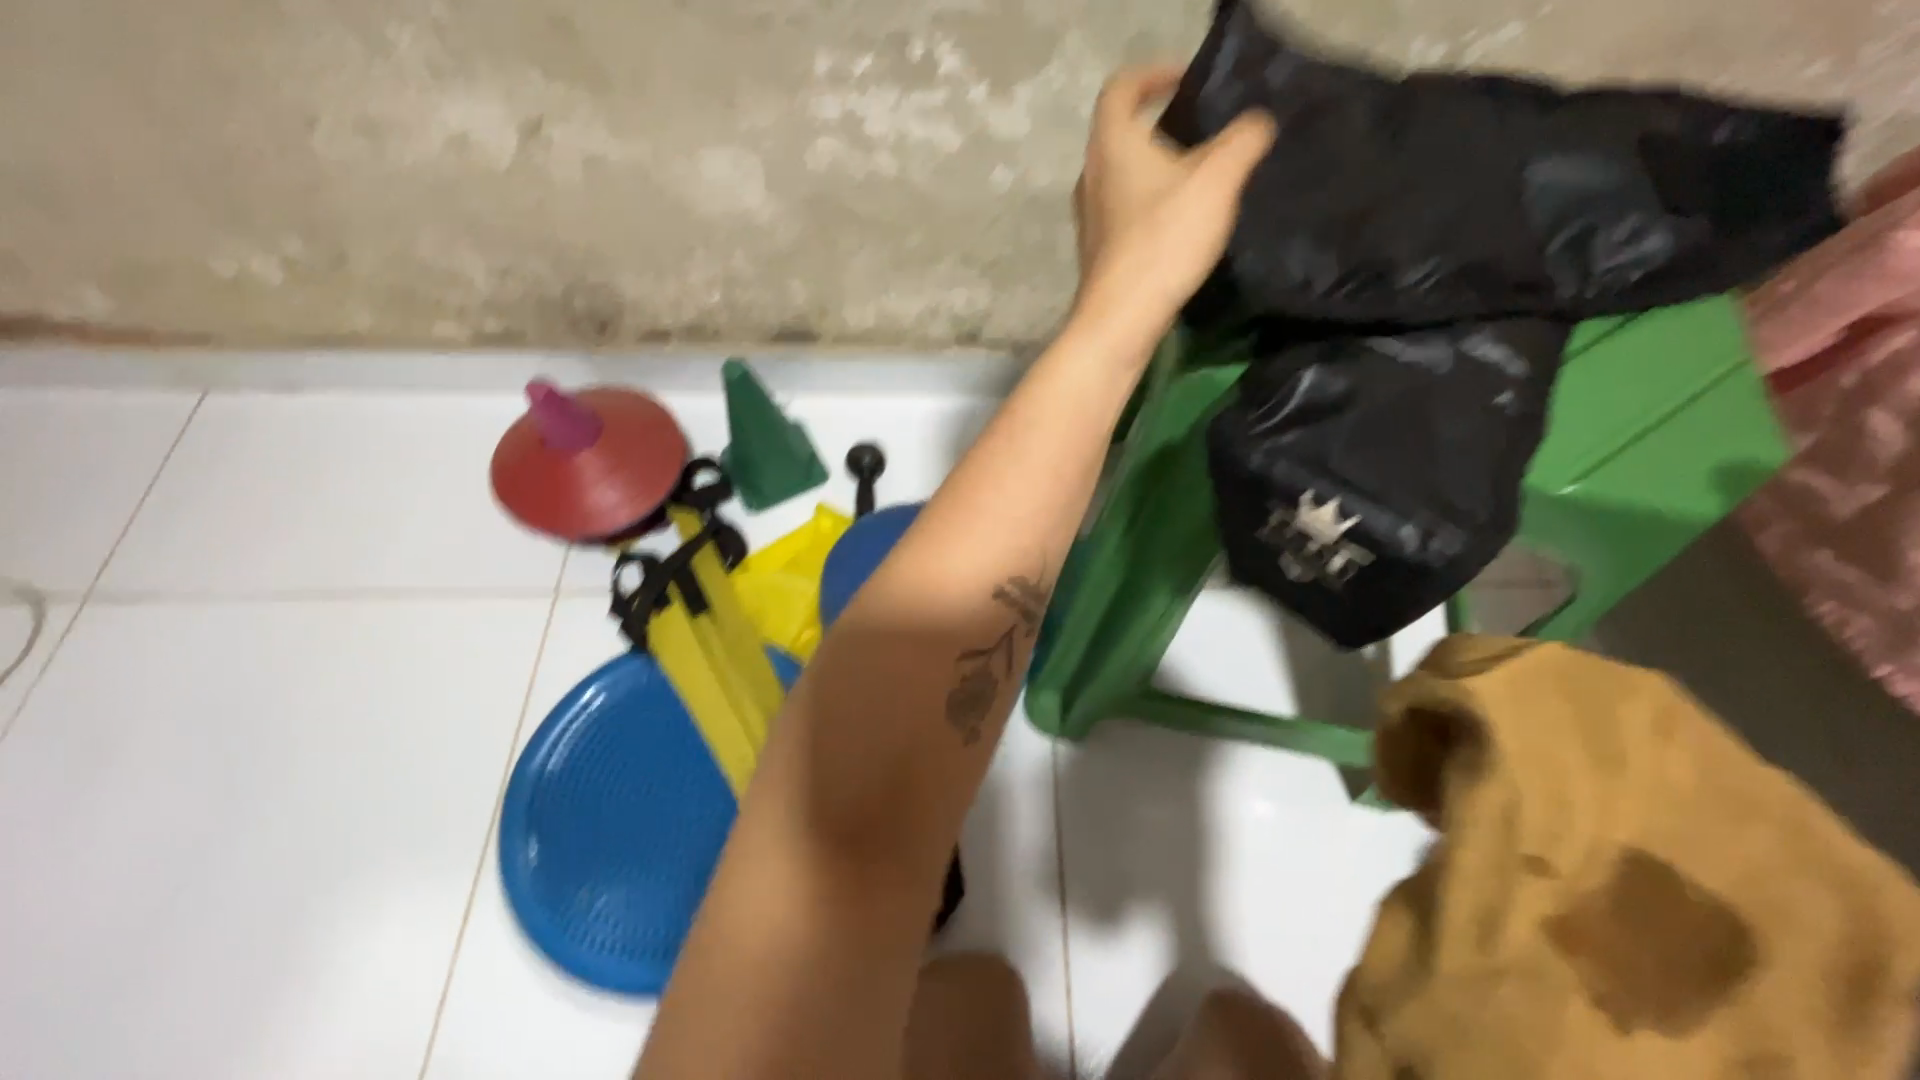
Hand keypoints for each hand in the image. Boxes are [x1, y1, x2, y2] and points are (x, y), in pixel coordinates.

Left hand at [1071, 64, 1276, 340]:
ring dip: (1156, 169)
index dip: (1154, 75)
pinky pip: (1124, 212)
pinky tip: (1179, 224)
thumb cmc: (1164, 241)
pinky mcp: (1097, 250)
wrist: (1120, 319)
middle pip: (1121, 132)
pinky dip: (1150, 205)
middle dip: (1161, 125)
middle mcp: (1090, 174)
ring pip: (1122, 175)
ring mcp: (1088, 216)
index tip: (1187, 80)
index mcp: (1111, 144)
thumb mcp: (1217, 181)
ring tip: (1198, 178)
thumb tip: (1257, 124)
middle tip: (1203, 130)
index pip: (1122, 88)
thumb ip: (1243, 141)